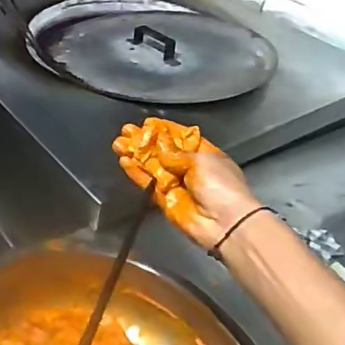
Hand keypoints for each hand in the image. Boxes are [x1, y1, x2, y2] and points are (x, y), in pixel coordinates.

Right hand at [115, 138, 262, 249]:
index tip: (147, 122)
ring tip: (118, 144)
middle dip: (145, 141)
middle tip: (126, 132)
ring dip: (135, 155)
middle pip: (162, 152)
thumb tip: (159, 147)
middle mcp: (189, 168)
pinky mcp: (164, 201)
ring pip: (151, 167)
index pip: (180, 138)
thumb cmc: (222, 185)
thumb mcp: (201, 160)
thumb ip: (176, 153)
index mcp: (205, 154)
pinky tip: (125, 161)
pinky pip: (147, 184)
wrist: (226, 222)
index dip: (163, 130)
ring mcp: (176, 185)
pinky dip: (136, 173)